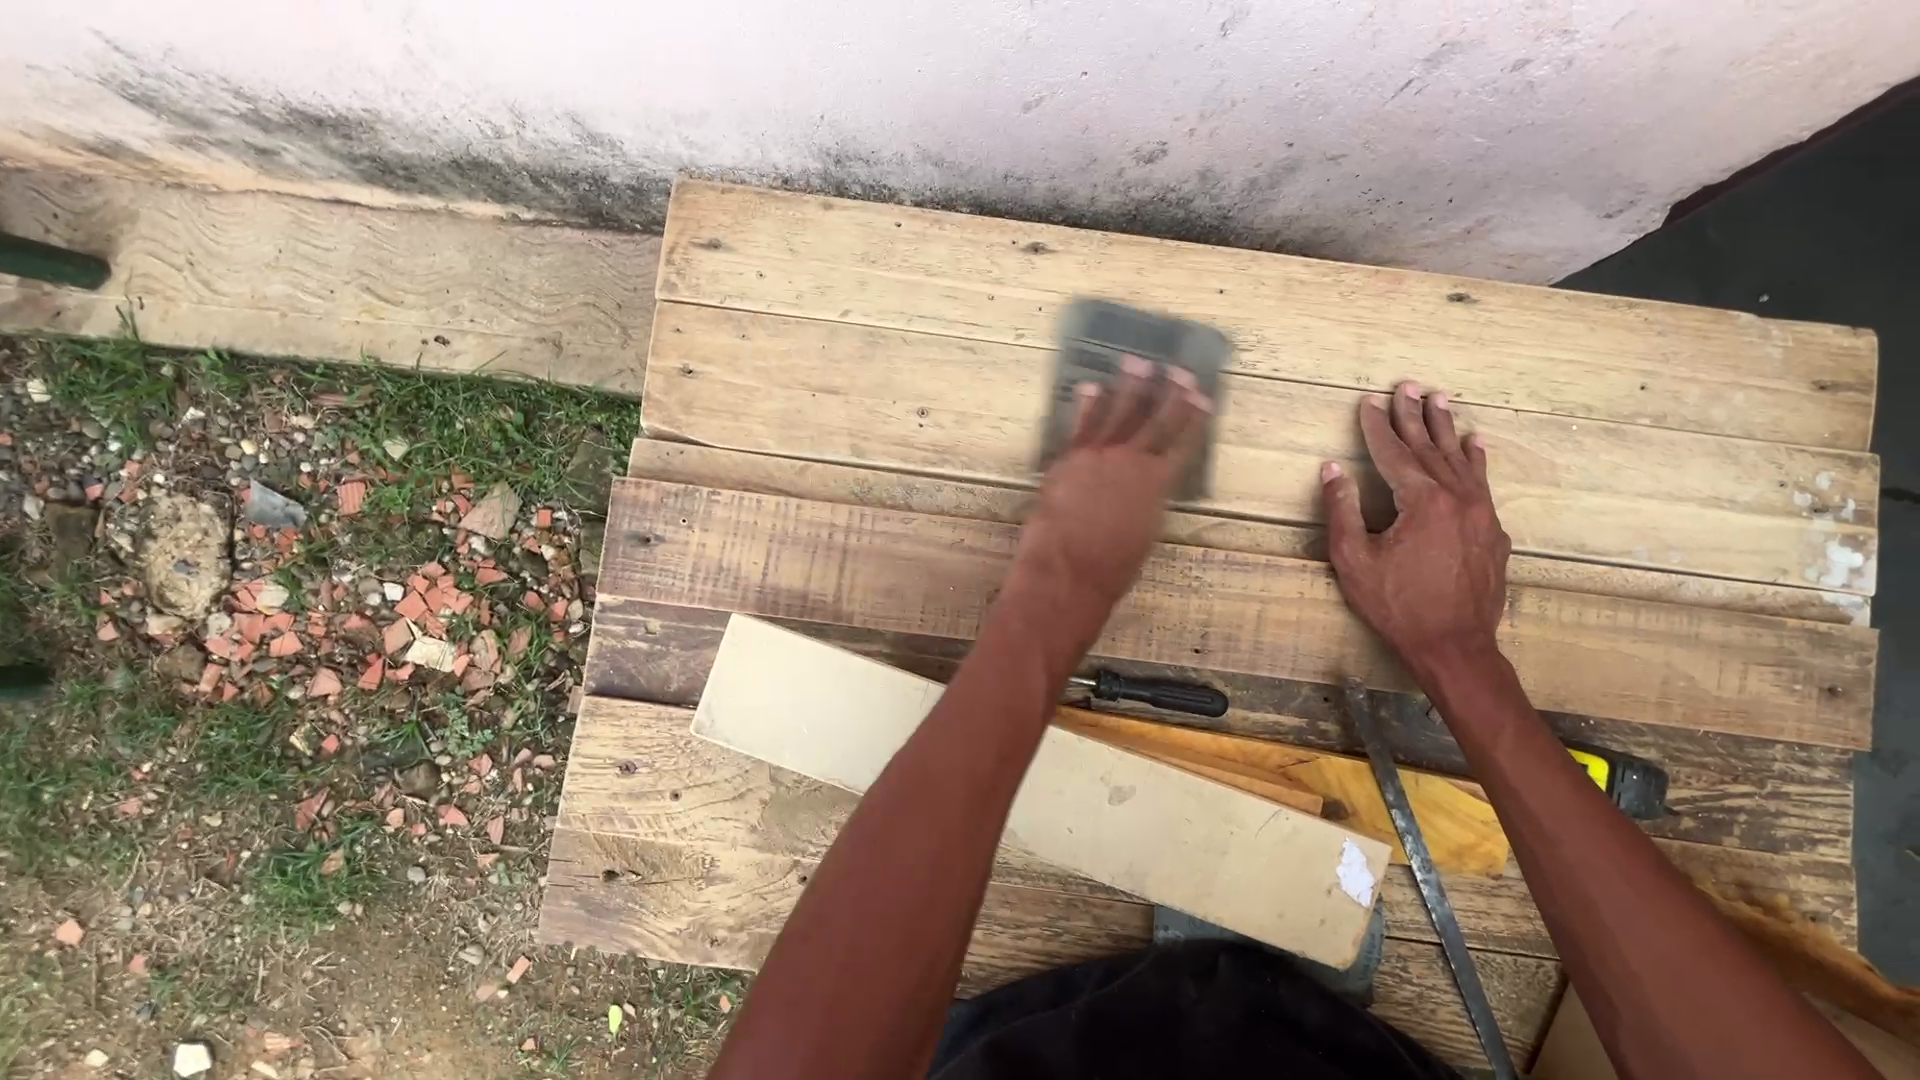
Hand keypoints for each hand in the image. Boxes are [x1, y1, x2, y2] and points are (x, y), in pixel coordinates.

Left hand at [1012, 355, 1210, 637]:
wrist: (1069, 568)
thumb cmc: (1111, 567)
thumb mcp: (1143, 534)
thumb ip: (1146, 504)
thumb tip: (1145, 491)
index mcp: (1157, 485)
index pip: (1181, 444)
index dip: (1193, 420)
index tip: (1203, 398)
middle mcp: (1132, 463)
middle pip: (1155, 422)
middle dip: (1170, 395)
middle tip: (1180, 370)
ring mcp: (1099, 457)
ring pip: (1118, 414)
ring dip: (1129, 387)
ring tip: (1139, 362)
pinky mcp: (1069, 459)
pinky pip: (1081, 425)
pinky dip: (1087, 405)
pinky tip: (1091, 386)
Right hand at [1321, 382, 1510, 675]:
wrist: (1454, 645)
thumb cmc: (1396, 605)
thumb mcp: (1354, 560)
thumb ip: (1342, 510)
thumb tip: (1333, 469)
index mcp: (1423, 502)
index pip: (1394, 454)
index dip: (1377, 427)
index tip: (1368, 401)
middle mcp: (1458, 498)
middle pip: (1430, 448)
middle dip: (1414, 416)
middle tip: (1407, 385)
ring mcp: (1481, 514)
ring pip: (1460, 460)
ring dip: (1446, 428)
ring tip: (1440, 399)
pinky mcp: (1492, 532)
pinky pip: (1481, 483)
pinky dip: (1474, 459)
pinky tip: (1474, 443)